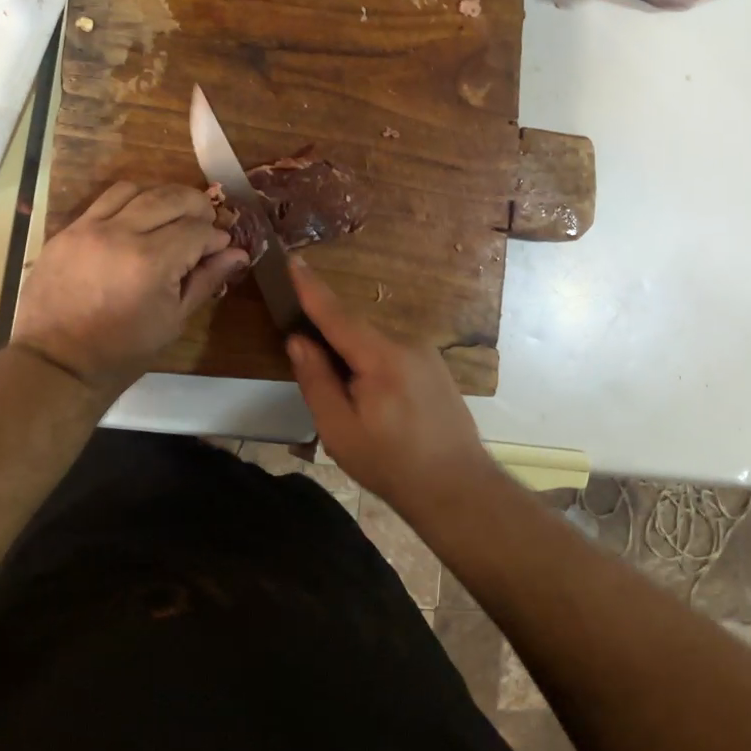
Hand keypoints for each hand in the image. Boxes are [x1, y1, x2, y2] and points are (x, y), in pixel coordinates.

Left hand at [14, 182, 249, 388]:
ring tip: (171, 215)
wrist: (57, 362)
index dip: (215, 236)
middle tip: (206, 221)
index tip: (221, 246)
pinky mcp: (69, 230)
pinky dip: (129, 201)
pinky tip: (137, 219)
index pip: (196, 230)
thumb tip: (238, 253)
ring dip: (161, 197)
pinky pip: (104, 200)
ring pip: (136, 189)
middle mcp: (121, 234)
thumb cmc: (122, 351)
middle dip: (197, 206)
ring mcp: (90, 227)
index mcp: (152, 262)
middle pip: (170, 198)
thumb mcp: (173, 321)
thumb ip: (205, 280)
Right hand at [286, 262, 500, 510]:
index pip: (336, 315)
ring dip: (352, 362)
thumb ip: (316, 380)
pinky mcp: (435, 369)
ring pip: (373, 346)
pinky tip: (375, 407)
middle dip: (329, 343)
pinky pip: (391, 357)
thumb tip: (298, 340)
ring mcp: (426, 355)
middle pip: (354, 332)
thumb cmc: (392, 465)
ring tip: (351, 408)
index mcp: (381, 358)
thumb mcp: (339, 430)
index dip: (310, 289)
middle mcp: (407, 345)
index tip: (290, 260)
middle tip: (314, 377)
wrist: (459, 490)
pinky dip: (372, 369)